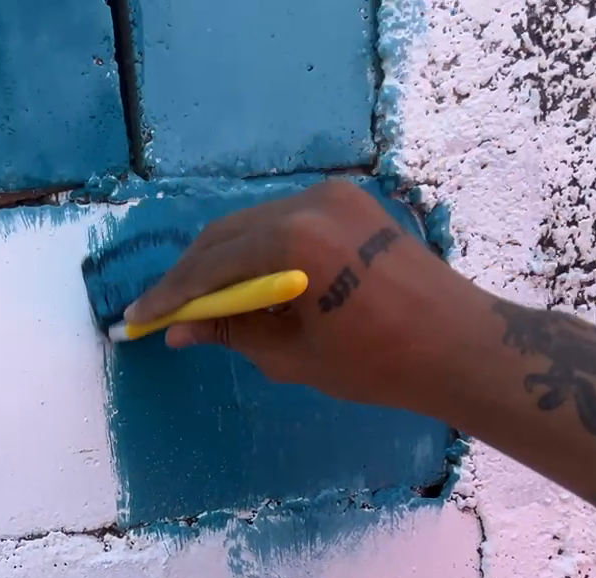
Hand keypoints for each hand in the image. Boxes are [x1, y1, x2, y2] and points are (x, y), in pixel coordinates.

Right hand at [123, 180, 482, 414]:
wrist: (459, 344)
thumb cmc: (375, 363)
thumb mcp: (289, 354)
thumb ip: (229, 332)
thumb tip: (179, 331)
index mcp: (296, 241)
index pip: (210, 266)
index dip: (168, 296)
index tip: (137, 319)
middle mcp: (310, 202)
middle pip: (223, 236)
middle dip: (187, 276)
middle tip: (160, 311)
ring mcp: (334, 196)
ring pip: (249, 226)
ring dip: (217, 263)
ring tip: (195, 301)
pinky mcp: (349, 202)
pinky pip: (280, 222)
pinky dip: (252, 252)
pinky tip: (241, 283)